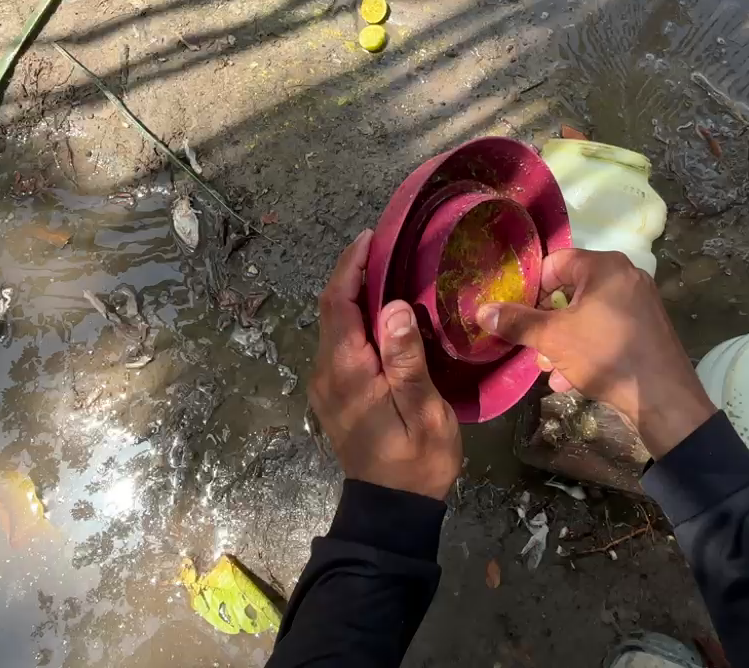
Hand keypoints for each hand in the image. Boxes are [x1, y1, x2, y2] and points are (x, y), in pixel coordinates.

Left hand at [307, 230, 461, 499]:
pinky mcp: (333, 392)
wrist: (390, 511)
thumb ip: (406, 359)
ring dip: (352, 294)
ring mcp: (325, 383)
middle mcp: (326, 370)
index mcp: (347, 369)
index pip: (338, 303)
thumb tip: (393, 307)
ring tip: (386, 270)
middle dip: (351, 273)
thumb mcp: (422, 411)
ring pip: (332, 324)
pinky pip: (338, 341)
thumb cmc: (415, 461)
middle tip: (383, 248)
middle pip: (330, 308)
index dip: (350, 267)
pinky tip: (379, 311)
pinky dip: (353, 316)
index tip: (369, 238)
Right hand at [477, 248, 715, 457]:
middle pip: (571, 289)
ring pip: (588, 313)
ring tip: (547, 366)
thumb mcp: (553, 339)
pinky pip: (607, 328)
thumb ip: (516, 322)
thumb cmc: (605, 355)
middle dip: (547, 319)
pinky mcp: (648, 327)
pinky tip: (570, 378)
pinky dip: (587, 346)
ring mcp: (640, 302)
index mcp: (605, 267)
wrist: (664, 401)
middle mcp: (626, 276)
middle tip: (531, 342)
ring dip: (563, 338)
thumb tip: (482, 311)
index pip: (555, 263)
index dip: (531, 287)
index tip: (518, 313)